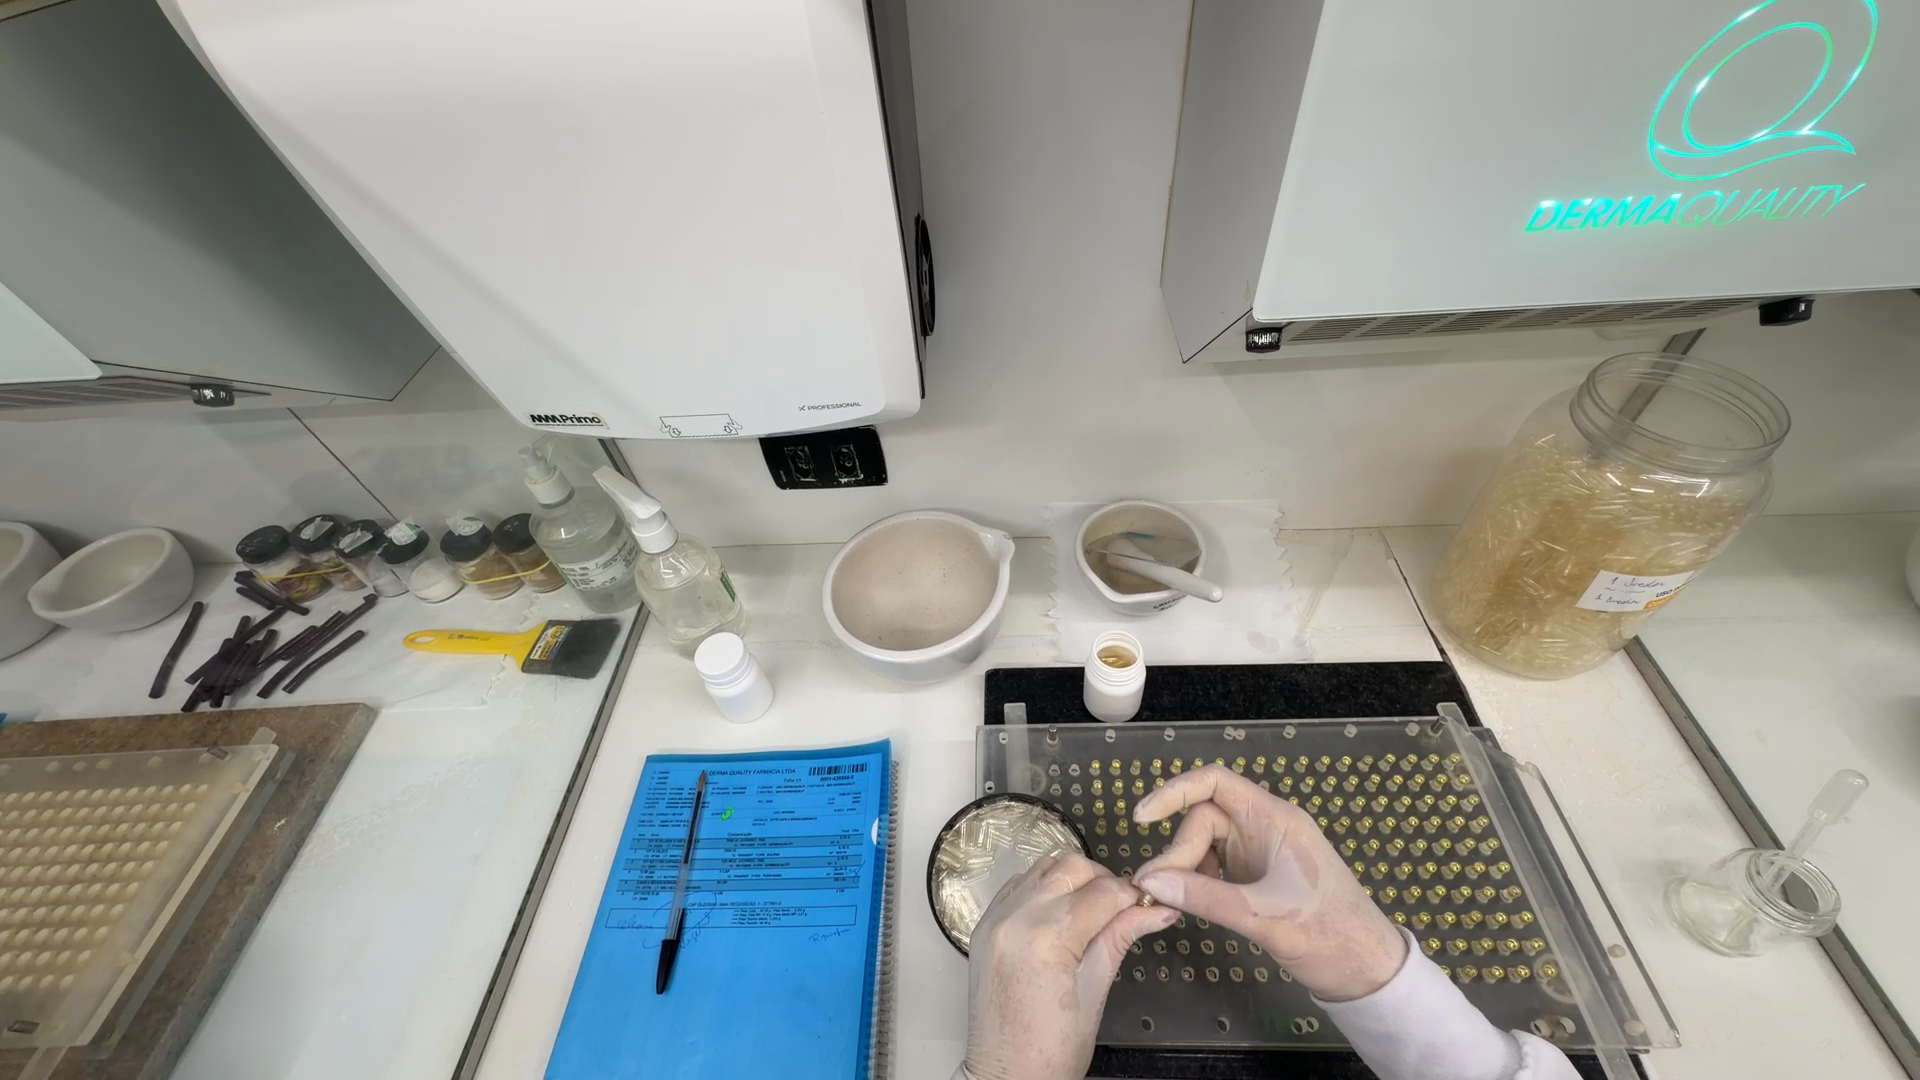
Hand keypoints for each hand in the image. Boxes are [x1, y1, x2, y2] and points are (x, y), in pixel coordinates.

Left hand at [961, 853, 1179, 1079]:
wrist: (1004, 1076)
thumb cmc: (1052, 1049)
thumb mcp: (1096, 991)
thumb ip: (1121, 937)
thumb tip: (1159, 911)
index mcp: (1049, 936)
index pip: (1103, 892)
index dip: (1131, 895)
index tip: (1147, 903)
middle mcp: (1017, 916)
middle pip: (1071, 867)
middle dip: (1102, 880)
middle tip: (1120, 907)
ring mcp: (996, 915)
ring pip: (1043, 867)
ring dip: (1071, 878)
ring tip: (1090, 909)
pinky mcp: (984, 921)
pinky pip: (1019, 883)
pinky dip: (1042, 887)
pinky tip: (1057, 912)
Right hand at [1131, 764, 1406, 1001]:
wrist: (1370, 978)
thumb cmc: (1329, 936)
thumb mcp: (1263, 917)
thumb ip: (1204, 897)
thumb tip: (1148, 882)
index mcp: (1274, 819)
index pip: (1215, 783)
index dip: (1174, 791)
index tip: (1142, 816)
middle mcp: (1263, 827)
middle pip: (1204, 820)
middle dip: (1178, 851)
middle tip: (1153, 887)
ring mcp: (1259, 852)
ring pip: (1205, 844)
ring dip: (1184, 869)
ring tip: (1170, 900)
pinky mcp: (1255, 876)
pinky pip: (1213, 866)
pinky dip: (1197, 882)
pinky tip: (1191, 904)